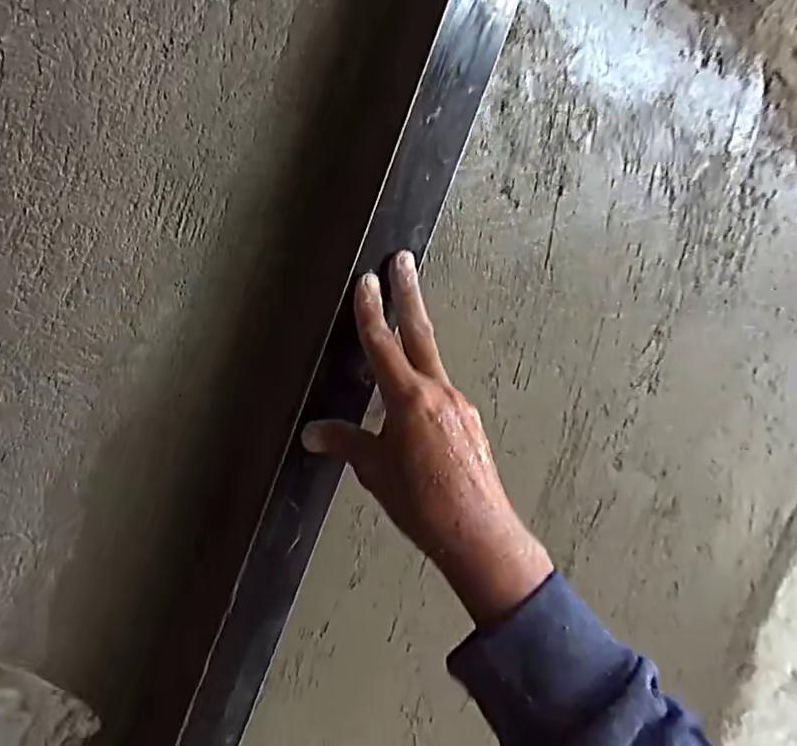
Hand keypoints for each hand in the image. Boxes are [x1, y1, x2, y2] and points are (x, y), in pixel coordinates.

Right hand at [301, 251, 552, 626]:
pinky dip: (424, 386)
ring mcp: (458, 405)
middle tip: (402, 262)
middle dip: (407, 293)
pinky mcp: (469, 422)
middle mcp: (439, 392)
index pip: (382, 343)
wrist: (479, 534)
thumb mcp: (375, 471)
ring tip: (397, 331)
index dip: (371, 310)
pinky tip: (412, 403)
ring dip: (413, 343)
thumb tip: (316, 433)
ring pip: (430, 363)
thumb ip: (346, 442)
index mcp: (409, 399)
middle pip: (418, 331)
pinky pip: (441, 393)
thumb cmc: (426, 505)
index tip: (368, 281)